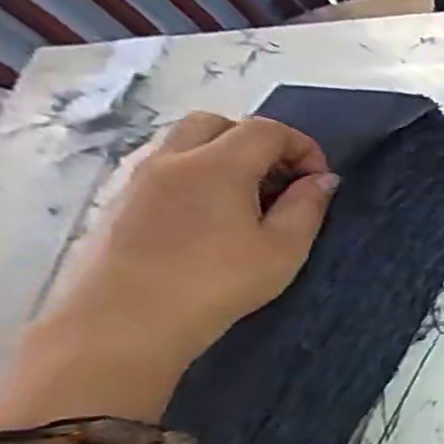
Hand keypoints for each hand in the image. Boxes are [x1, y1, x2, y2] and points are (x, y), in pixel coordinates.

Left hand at [49, 113, 336, 369]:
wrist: (128, 320)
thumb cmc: (219, 282)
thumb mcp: (284, 248)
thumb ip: (307, 207)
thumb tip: (322, 180)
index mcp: (216, 166)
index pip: (266, 130)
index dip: (302, 147)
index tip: (319, 181)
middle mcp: (172, 159)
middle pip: (219, 123)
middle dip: (259, 142)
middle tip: (283, 180)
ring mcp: (140, 178)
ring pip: (186, 141)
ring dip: (226, 155)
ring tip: (251, 198)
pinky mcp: (122, 200)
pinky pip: (166, 166)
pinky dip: (199, 173)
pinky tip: (215, 215)